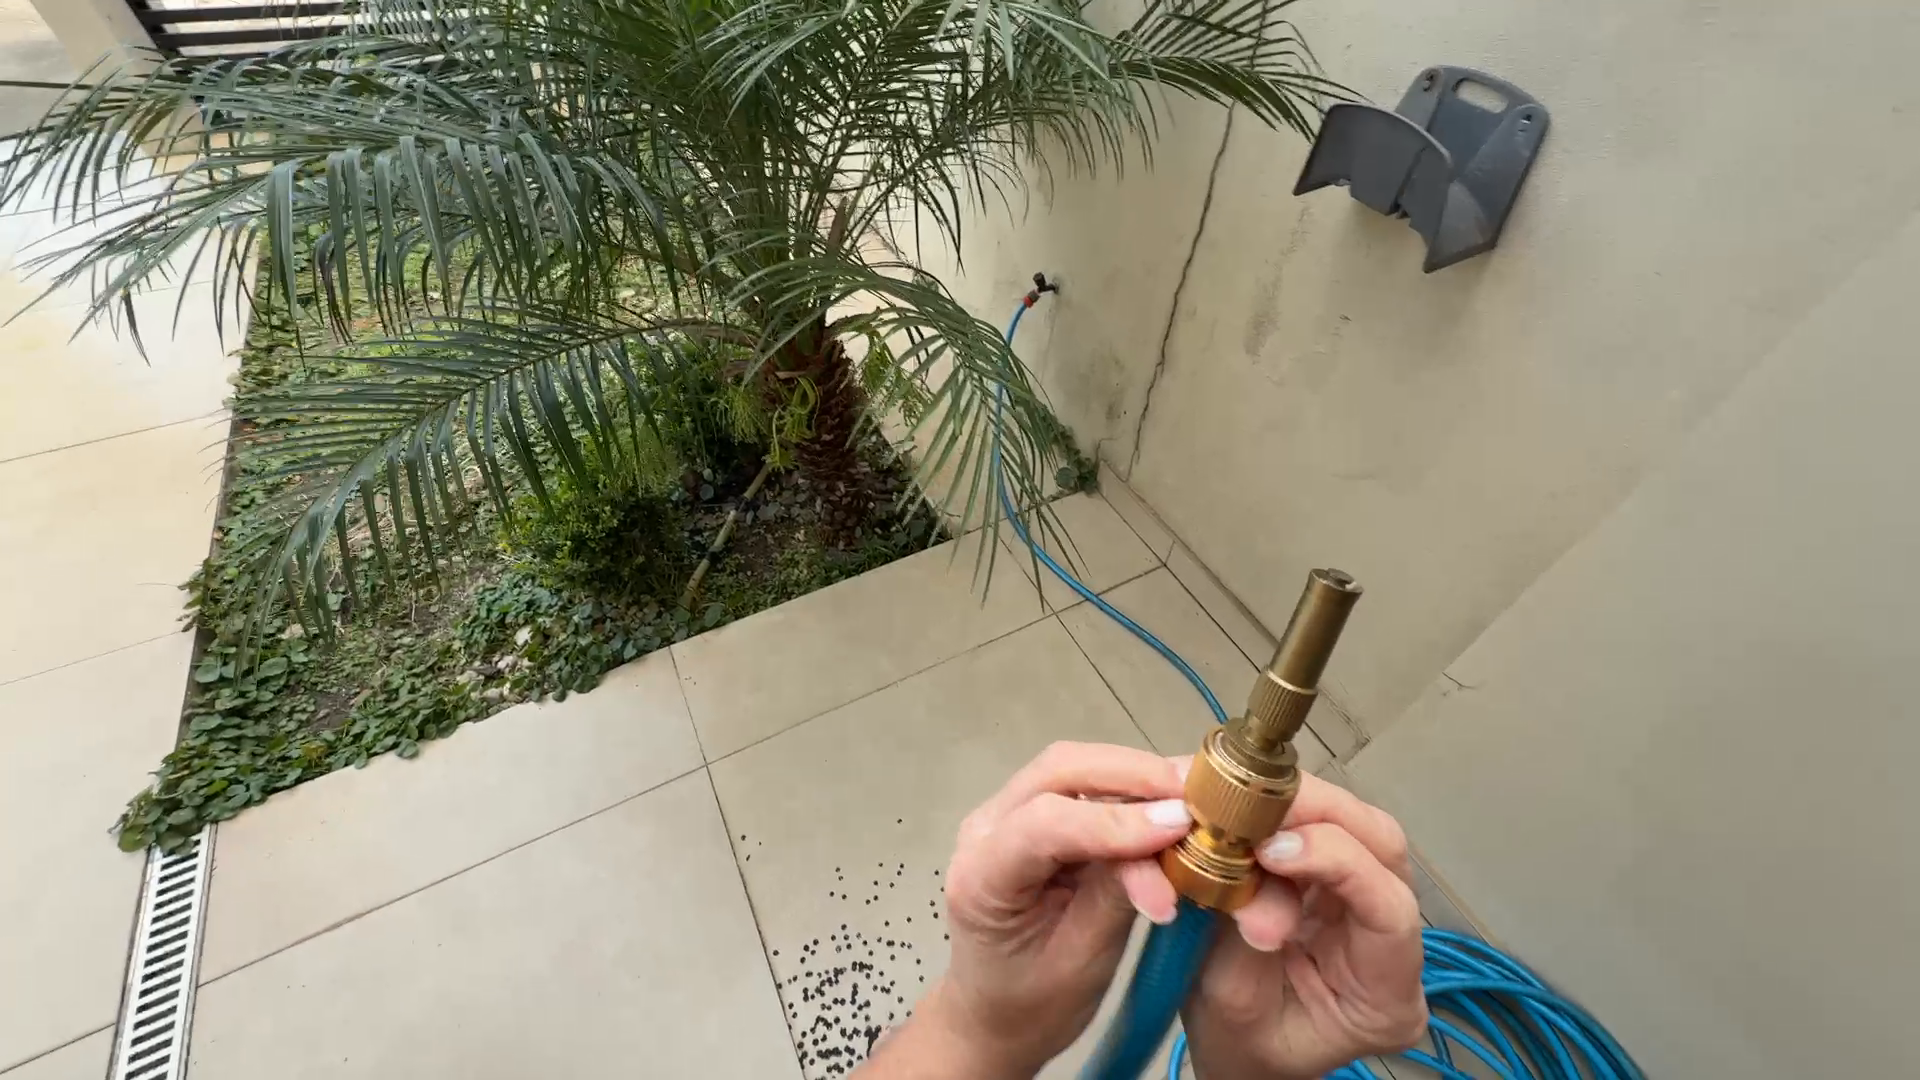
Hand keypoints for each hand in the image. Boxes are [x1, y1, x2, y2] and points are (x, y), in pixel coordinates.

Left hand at [855, 741, 1192, 1079]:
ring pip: (1070, 765)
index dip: (1114, 820)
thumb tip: (1170, 840)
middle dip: (1130, 774)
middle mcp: (985, 825)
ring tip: (1190, 794)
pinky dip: (1125, 785)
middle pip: (1058, 770)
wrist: (992, 1012)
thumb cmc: (1032, 1003)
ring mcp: (1003, 810)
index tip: (1179, 827)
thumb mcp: (1082, 962)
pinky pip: (1078, 781)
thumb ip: (1118, 895)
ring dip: (1132, 773)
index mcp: (982, 874)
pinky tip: (1164, 798)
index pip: (1045, 824)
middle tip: (1195, 796)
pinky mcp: (1028, 808)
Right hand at [1181, 771, 1427, 1079]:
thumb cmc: (1236, 1039)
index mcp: (1383, 997)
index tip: (1269, 848)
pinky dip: (1283, 808)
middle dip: (1316, 810)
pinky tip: (1247, 811)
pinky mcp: (1337, 879)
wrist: (1235, 1050)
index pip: (1389, 909)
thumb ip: (1245, 924)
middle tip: (1249, 805)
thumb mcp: (1231, 997)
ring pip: (1358, 823)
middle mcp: (1392, 943)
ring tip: (1242, 806)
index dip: (1335, 861)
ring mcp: (1367, 903)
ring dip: (1297, 802)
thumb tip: (1245, 859)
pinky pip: (1325, 824)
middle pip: (1382, 845)